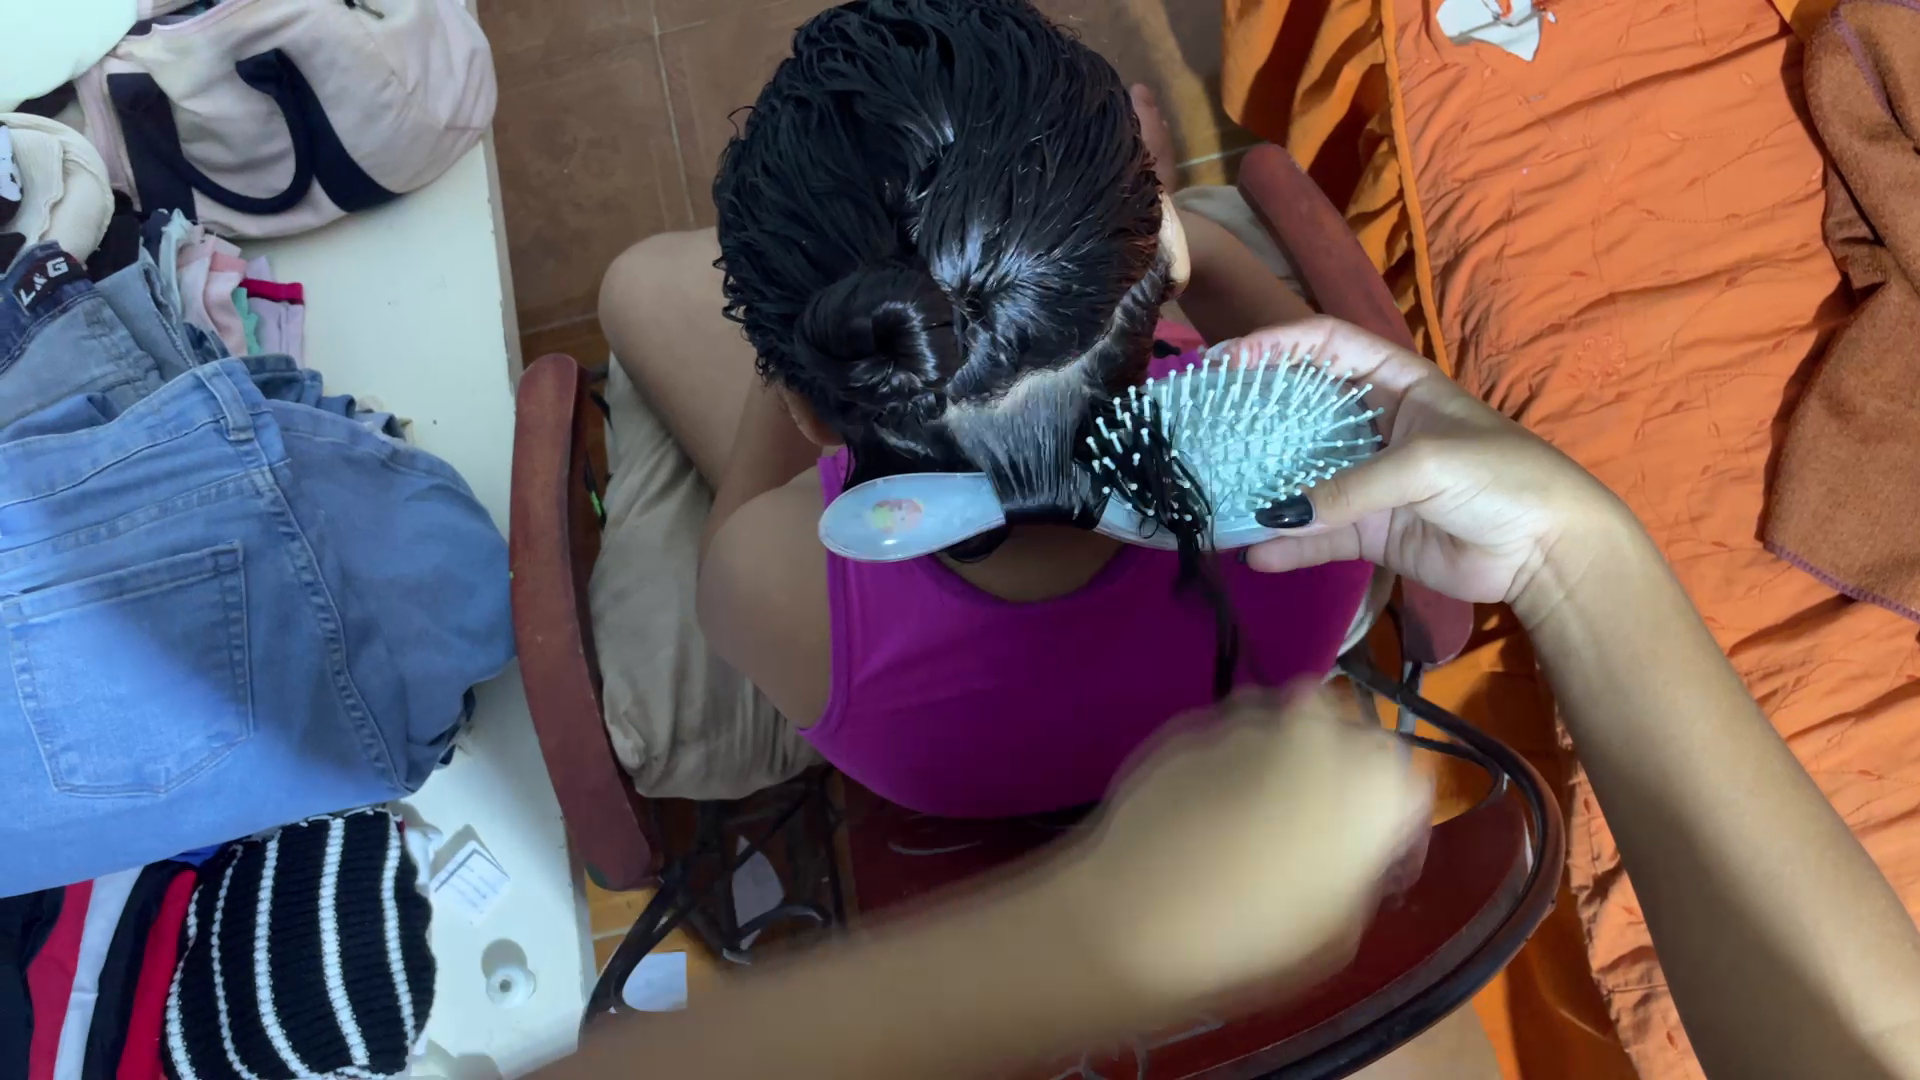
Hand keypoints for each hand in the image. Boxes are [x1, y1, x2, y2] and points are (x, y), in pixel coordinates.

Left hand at [1054, 686, 1431, 1007]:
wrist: (1140, 909)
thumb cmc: (1255, 933)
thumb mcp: (1342, 922)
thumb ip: (1359, 860)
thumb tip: (1353, 841)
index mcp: (1368, 775)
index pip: (1403, 775)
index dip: (1388, 814)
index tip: (1371, 848)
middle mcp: (1309, 728)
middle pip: (1340, 730)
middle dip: (1334, 766)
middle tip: (1312, 818)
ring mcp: (1240, 718)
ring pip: (1278, 721)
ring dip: (1278, 753)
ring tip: (1253, 808)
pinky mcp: (1185, 723)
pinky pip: (1223, 734)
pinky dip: (1226, 759)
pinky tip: (1204, 804)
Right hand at [1240, 318, 1630, 625]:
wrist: (1548, 554)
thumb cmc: (1503, 479)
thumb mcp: (1427, 464)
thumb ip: (1348, 488)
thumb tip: (1275, 516)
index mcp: (1396, 385)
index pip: (1327, 346)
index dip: (1277, 344)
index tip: (1229, 361)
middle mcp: (1372, 427)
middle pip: (1300, 412)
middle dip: (1254, 417)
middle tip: (1205, 424)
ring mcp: (1364, 481)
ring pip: (1299, 479)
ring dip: (1262, 490)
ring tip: (1217, 497)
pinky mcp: (1365, 530)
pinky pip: (1316, 536)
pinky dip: (1287, 547)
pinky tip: (1256, 554)